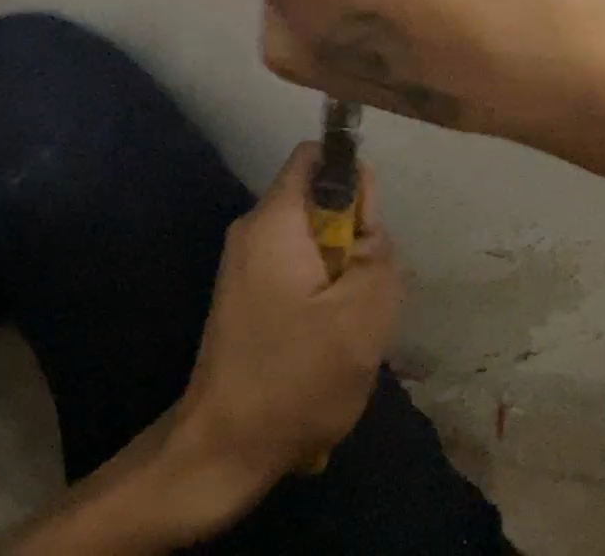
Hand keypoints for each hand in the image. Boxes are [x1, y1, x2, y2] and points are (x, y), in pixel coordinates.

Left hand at [177, 143, 402, 482]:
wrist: (224, 445)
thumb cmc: (294, 378)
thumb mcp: (362, 318)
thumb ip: (379, 256)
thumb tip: (371, 221)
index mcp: (274, 221)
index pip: (315, 158)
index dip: (354, 180)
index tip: (372, 234)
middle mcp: (253, 231)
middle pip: (319, 204)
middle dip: (355, 240)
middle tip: (365, 296)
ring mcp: (245, 265)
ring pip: (314, 244)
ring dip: (343, 275)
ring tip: (348, 327)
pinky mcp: (246, 296)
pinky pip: (297, 272)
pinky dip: (322, 296)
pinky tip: (328, 343)